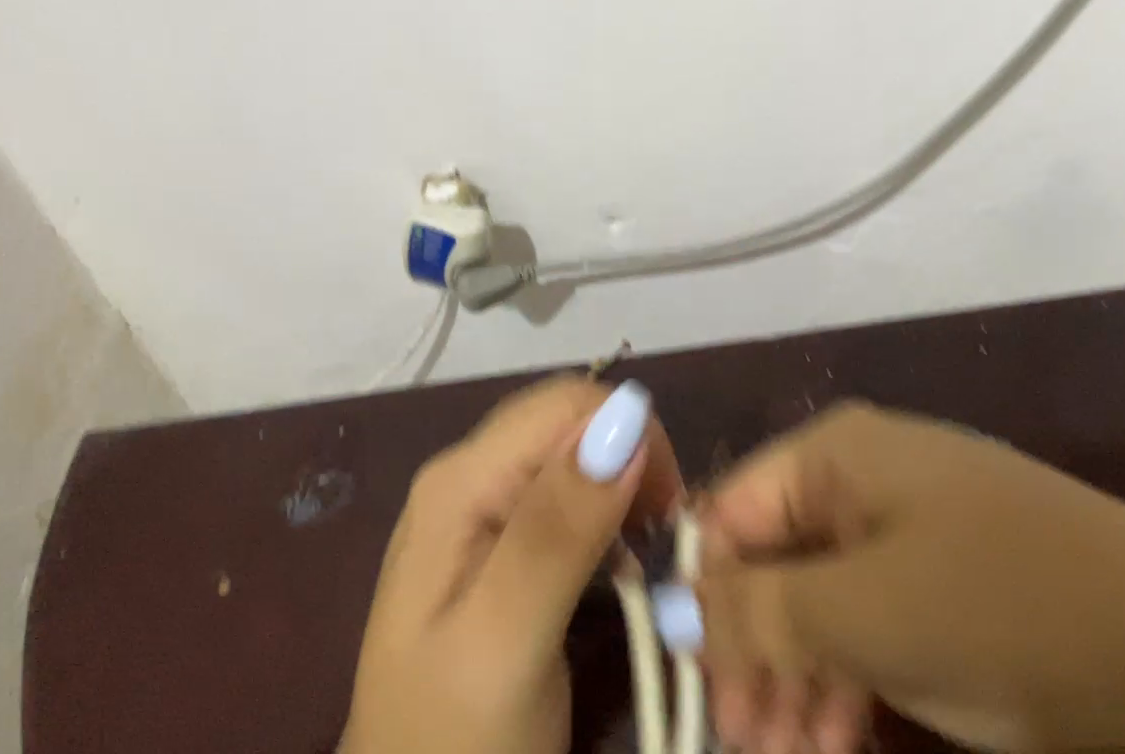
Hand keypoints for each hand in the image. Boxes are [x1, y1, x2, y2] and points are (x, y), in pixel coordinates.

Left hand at [343, 376, 683, 753]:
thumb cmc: (456, 737)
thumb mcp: (507, 638)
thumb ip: (558, 528)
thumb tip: (627, 417)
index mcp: (462, 481)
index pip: (569, 404)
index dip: (634, 441)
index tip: (669, 520)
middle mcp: (469, 475)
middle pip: (573, 423)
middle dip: (634, 464)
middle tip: (663, 546)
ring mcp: (481, 510)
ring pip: (577, 458)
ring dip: (626, 494)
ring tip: (648, 562)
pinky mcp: (499, 543)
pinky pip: (570, 498)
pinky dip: (610, 519)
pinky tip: (620, 567)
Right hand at [695, 402, 1124, 753]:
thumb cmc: (1005, 614)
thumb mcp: (864, 616)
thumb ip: (755, 610)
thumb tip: (668, 607)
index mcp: (837, 455)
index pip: (728, 512)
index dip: (704, 598)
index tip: (697, 687)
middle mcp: (866, 477)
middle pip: (772, 561)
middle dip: (752, 654)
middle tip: (747, 745)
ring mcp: (913, 527)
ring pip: (820, 601)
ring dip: (796, 680)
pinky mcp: (950, 579)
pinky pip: (871, 620)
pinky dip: (848, 679)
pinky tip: (839, 741)